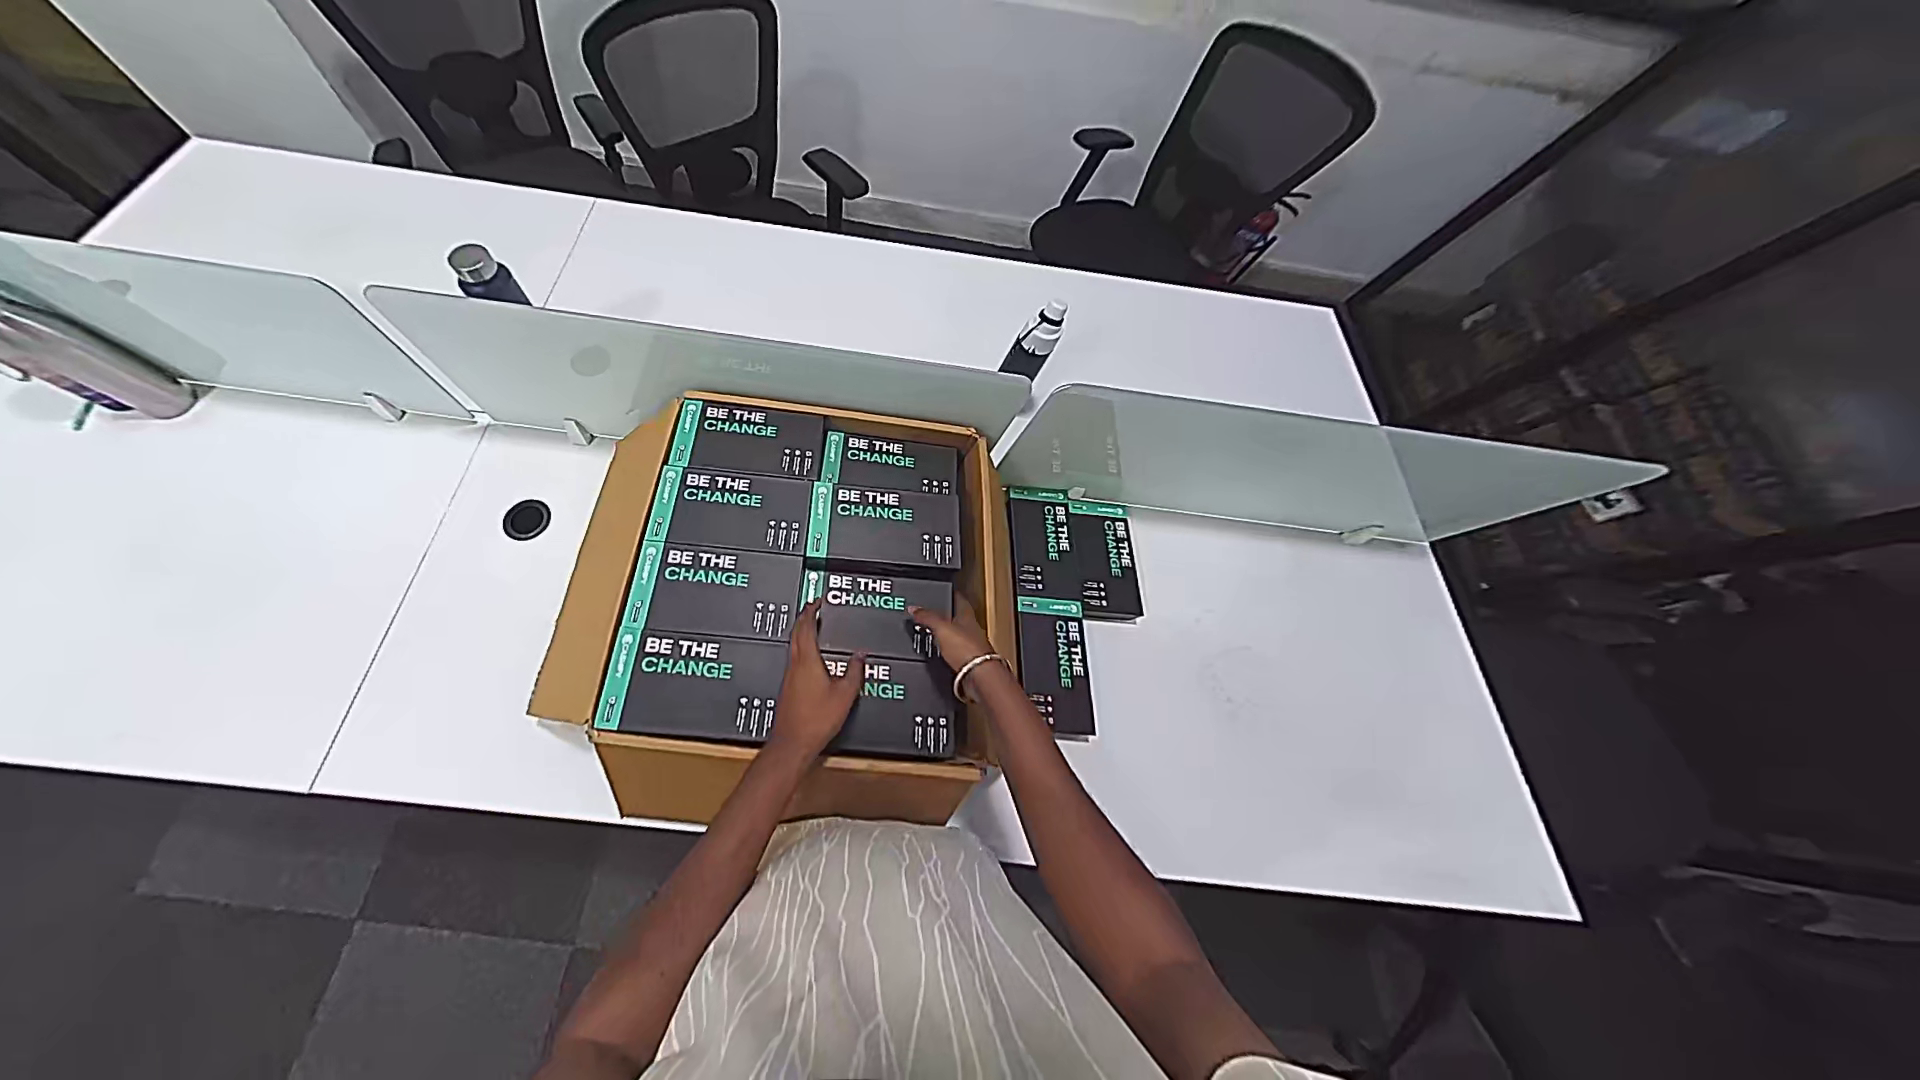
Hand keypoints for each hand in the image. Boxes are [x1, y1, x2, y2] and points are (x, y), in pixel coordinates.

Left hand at [769, 600, 864, 754]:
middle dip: (804, 618)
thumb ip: (854, 671)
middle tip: (814, 609)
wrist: (793, 744)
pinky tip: (812, 657)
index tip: (817, 601)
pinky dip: (803, 649)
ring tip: (814, 627)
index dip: (811, 611)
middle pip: (796, 634)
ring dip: (802, 633)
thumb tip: (860, 656)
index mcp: (807, 661)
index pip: (805, 627)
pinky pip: (795, 660)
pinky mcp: (789, 688)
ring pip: (793, 646)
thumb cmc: (815, 720)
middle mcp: (795, 666)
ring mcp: (789, 677)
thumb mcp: (845, 694)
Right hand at [908, 596, 992, 672]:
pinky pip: (955, 651)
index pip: (960, 599)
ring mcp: (970, 646)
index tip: (945, 590)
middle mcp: (971, 630)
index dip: (952, 594)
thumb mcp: (941, 628)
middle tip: (934, 612)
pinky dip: (946, 649)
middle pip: (958, 617)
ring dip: (946, 633)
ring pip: (957, 634)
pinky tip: (940, 652)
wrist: (978, 677)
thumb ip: (927, 617)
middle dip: (946, 614)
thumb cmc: (967, 649)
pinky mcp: (967, 661)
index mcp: (967, 616)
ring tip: (933, 631)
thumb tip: (914, 608)